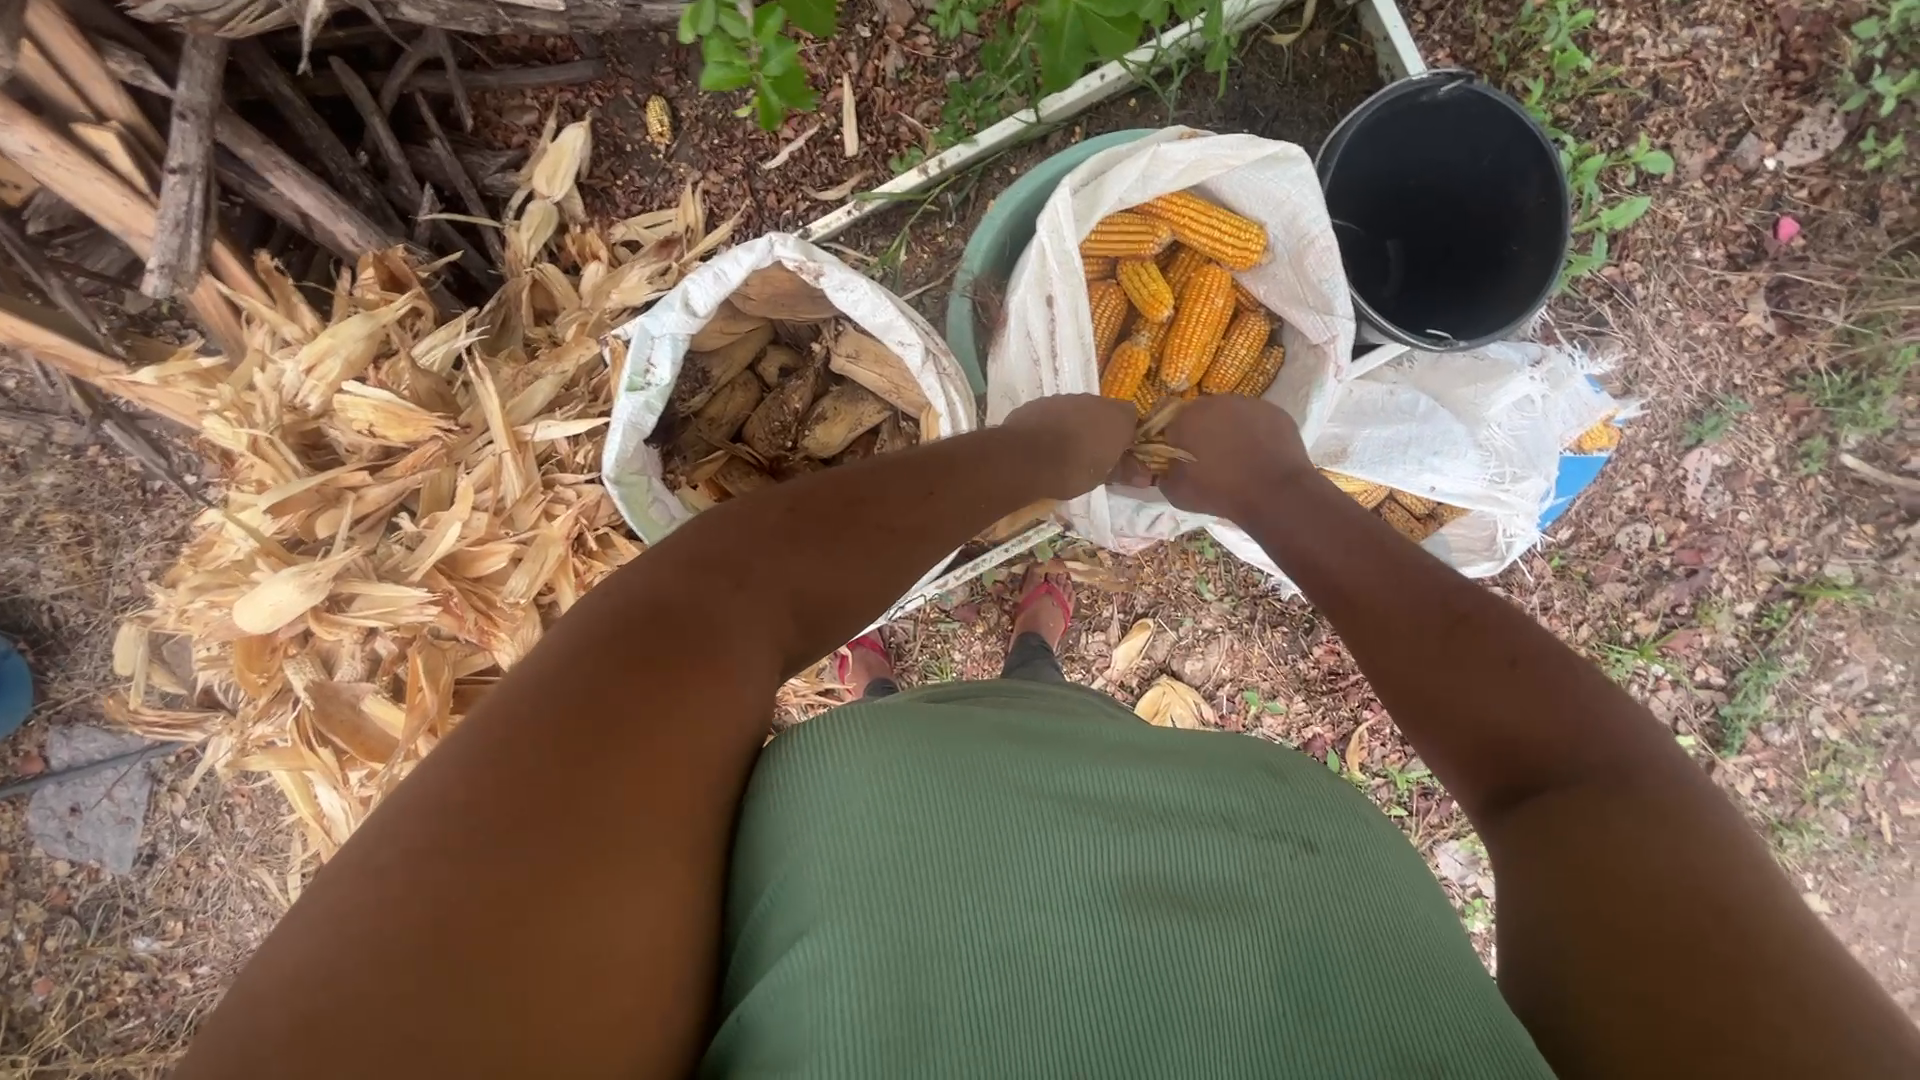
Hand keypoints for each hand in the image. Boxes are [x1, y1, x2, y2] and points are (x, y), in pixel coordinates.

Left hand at [1001, 394, 1137, 499]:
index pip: (1131, 417)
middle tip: (1092, 456)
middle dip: (1099, 430)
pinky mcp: (1038, 403)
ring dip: (1074, 426)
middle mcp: (1092, 400)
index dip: (1126, 434)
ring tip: (1064, 453)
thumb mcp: (1102, 476)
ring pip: (1076, 411)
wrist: (1024, 459)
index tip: (1118, 453)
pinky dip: (1051, 426)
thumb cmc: (1072, 469)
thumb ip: (1124, 471)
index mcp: (1116, 416)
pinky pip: (1052, 414)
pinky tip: (1043, 446)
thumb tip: (1145, 477)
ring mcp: (1063, 399)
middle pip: (1103, 411)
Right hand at [1159, 396, 1316, 520]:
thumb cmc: (1218, 492)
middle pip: (1203, 414)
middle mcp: (1216, 401)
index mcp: (1186, 417)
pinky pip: (1257, 421)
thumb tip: (1168, 469)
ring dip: (1230, 430)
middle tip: (1210, 458)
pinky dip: (1255, 433)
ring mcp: (1249, 404)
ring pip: (1232, 415)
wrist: (1274, 494)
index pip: (1172, 423)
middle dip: (1203, 431)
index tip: (1182, 459)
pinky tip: (1259, 454)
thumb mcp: (1176, 492)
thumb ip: (1165, 475)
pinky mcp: (1276, 412)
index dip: (1176, 442)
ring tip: (1237, 457)